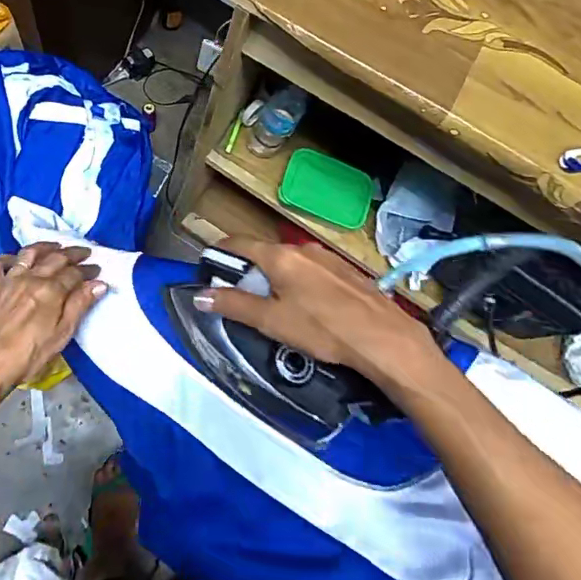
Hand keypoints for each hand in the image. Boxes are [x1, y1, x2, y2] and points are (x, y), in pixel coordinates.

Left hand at [0, 243, 106, 403]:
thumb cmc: (28, 355)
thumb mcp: (62, 334)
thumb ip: (80, 305)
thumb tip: (99, 284)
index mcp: (51, 291)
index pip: (75, 273)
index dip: (88, 270)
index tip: (97, 270)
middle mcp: (30, 279)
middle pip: (55, 258)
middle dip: (73, 254)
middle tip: (85, 253)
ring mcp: (8, 281)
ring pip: (29, 254)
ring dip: (45, 247)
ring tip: (56, 247)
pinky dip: (10, 257)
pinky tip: (17, 260)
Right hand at [198, 237, 444, 397]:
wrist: (381, 336)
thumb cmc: (322, 329)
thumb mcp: (272, 321)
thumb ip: (234, 305)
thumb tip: (200, 294)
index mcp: (281, 256)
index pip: (239, 243)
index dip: (220, 254)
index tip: (209, 271)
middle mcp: (304, 249)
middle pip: (265, 253)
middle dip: (248, 272)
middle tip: (242, 301)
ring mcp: (328, 257)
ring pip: (290, 263)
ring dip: (275, 279)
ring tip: (276, 310)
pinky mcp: (345, 271)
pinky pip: (312, 271)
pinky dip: (299, 283)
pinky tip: (308, 309)